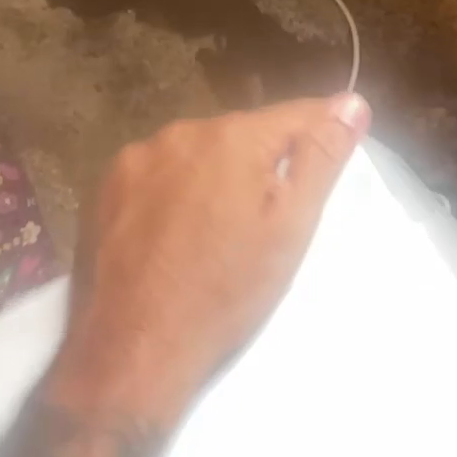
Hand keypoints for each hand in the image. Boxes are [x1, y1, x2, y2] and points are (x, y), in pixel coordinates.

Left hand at [41, 94, 371, 456]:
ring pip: (204, 151)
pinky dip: (178, 190)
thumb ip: (323, 155)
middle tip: (269, 219)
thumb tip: (352, 102)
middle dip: (266, 163)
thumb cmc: (227, 292)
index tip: (328, 166)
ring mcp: (139, 158)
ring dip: (220, 174)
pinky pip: (162, 172)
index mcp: (236, 137)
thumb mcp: (292, 226)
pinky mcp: (105, 187)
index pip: (299, 113)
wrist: (133, 355)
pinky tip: (178, 233)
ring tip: (221, 230)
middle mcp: (185, 131)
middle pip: (248, 133)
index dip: (322, 136)